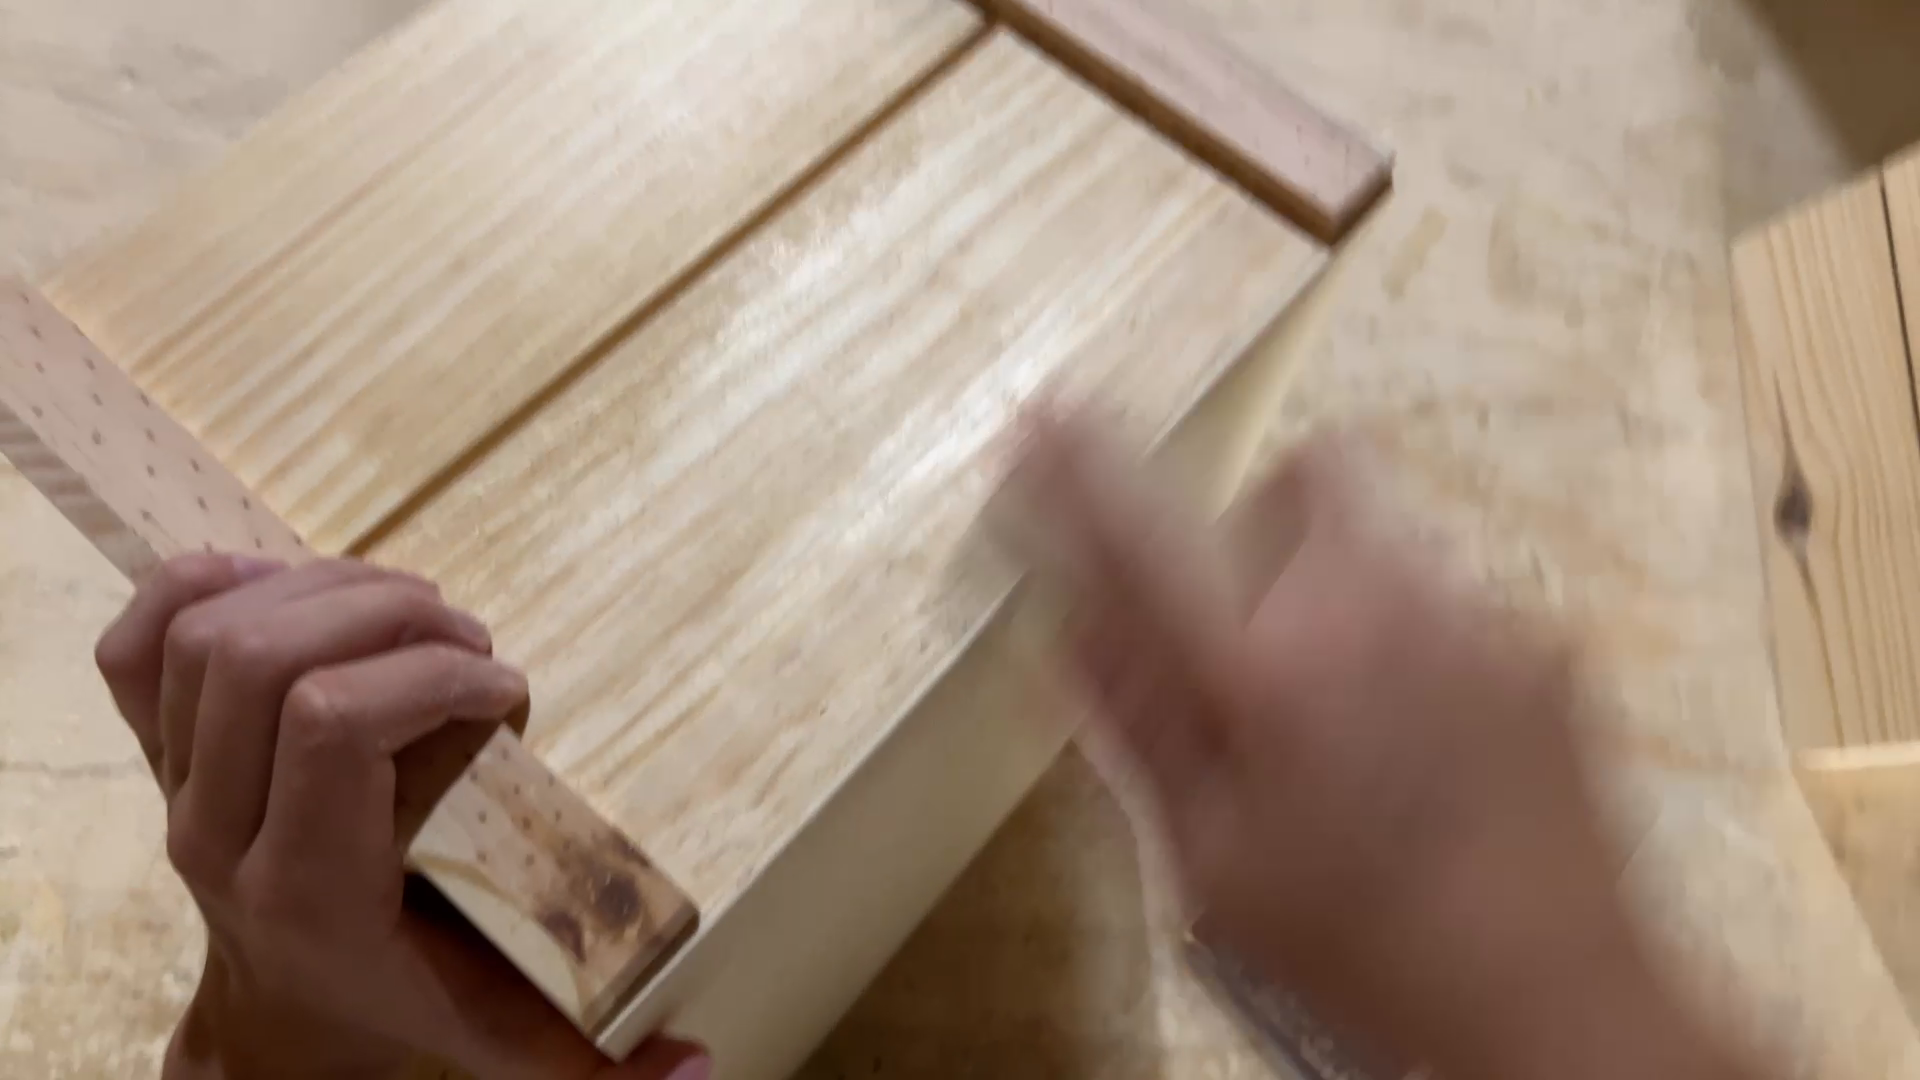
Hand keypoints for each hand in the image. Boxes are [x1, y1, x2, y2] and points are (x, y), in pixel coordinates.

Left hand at [96, 555, 707, 1079]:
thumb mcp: (514, 1043)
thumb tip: (707, 1068)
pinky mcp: (162, 744)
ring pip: (215, 631)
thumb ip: (610, 1071)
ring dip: (339, 592)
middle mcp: (218, 826)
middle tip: (476, 646)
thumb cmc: (412, 1005)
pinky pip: (144, 636)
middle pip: (270, 656)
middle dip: (400, 619)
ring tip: (423, 614)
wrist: (283, 1019)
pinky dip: (214, 583)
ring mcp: (175, 781)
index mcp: (308, 882)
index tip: (513, 692)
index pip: (337, 722)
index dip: (441, 676)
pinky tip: (298, 582)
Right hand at [1001, 412, 1758, 1079]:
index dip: (1080, 471)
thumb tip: (1061, 634)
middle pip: (1308, 475)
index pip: (1142, 539)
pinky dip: (1400, 632)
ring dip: (1327, 584)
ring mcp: (1477, 617)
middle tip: (1244, 614)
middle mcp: (1376, 613)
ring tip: (1336, 699)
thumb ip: (1137, 729)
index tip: (1039, 418)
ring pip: (1376, 532)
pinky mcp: (1541, 644)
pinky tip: (1416, 734)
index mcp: (1267, 675)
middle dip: (1256, 519)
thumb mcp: (1209, 858)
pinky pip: (1442, 591)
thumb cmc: (1358, 950)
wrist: (1572, 1021)